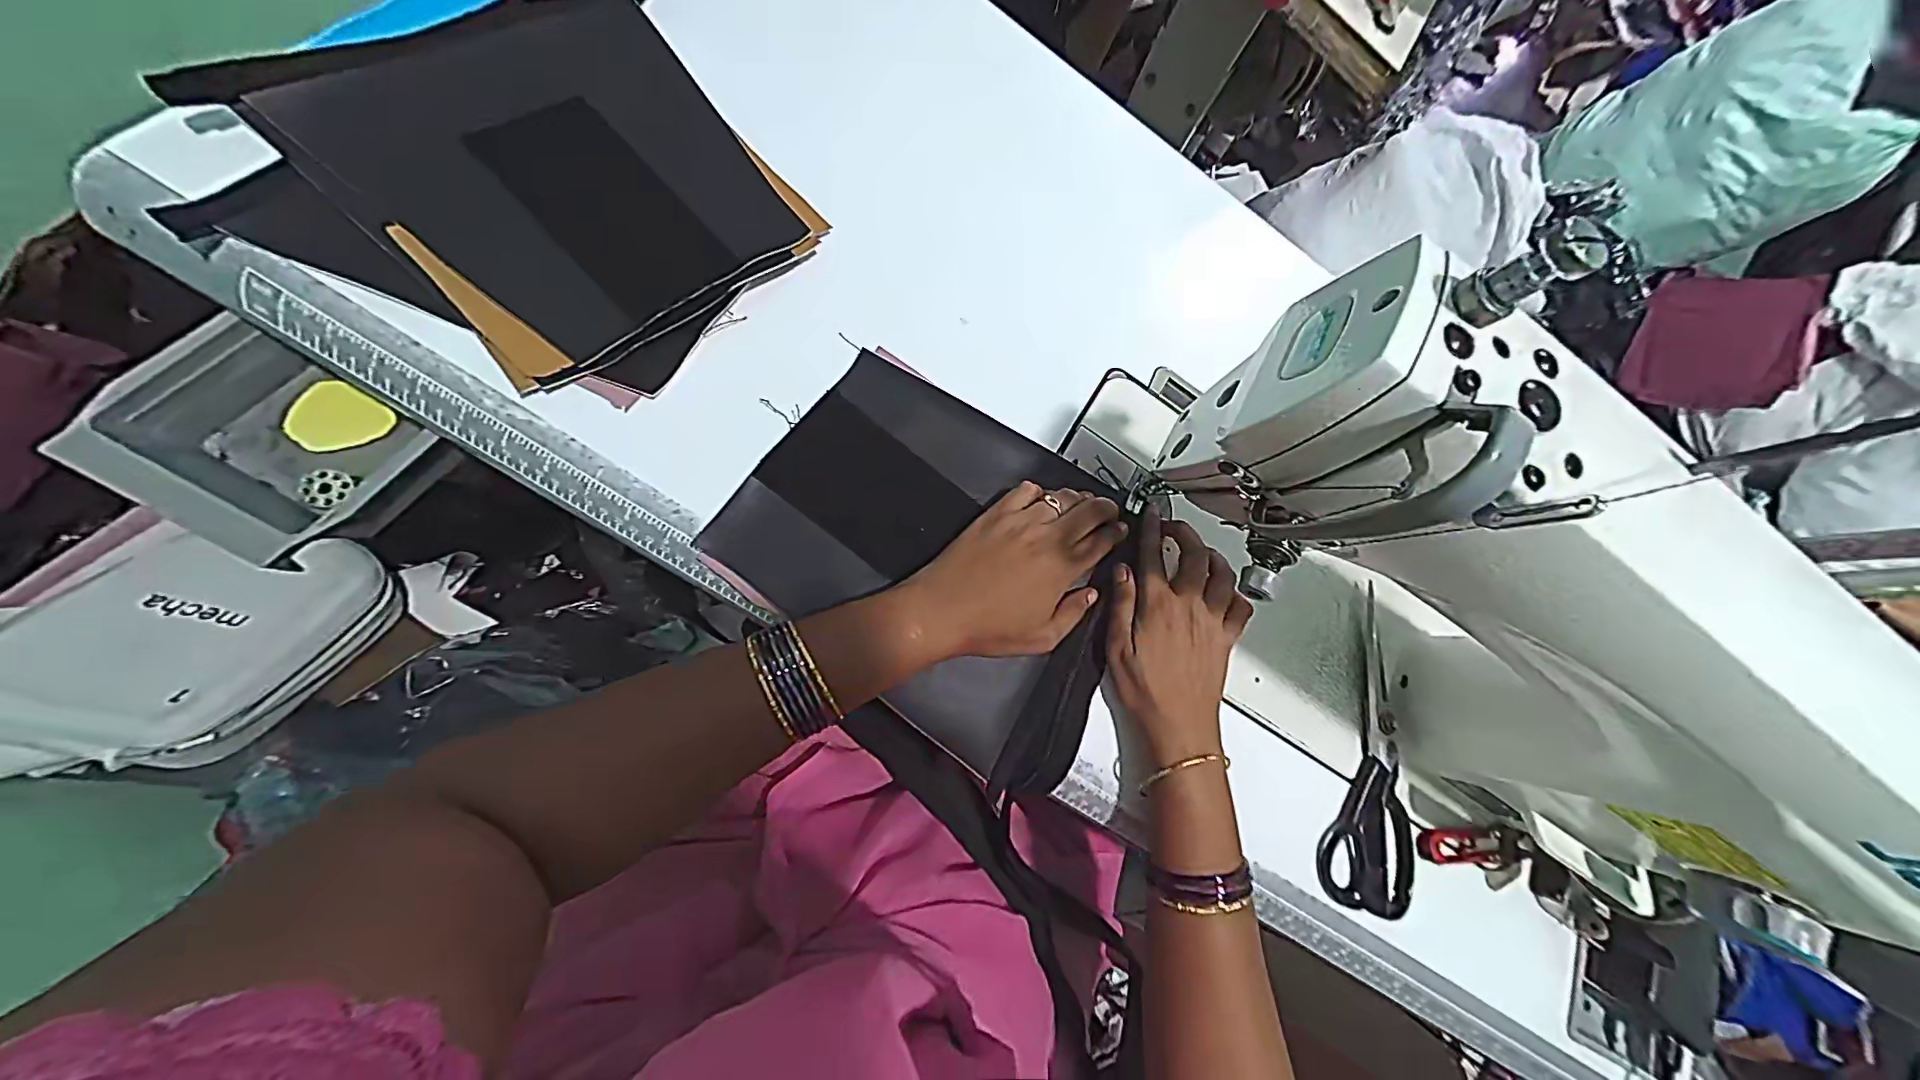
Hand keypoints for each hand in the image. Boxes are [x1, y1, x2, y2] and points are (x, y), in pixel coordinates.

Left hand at [893, 481, 1126, 661]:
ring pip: (1060, 496)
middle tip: (1109, 510)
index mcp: (1061, 568)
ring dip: (1077, 498)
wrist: (941, 610)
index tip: (1119, 530)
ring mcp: (1019, 522)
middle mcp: (1044, 539)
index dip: (1115, 532)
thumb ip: (1074, 614)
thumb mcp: (1042, 637)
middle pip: (1089, 510)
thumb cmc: (986, 626)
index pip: (1101, 540)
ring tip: (1082, 502)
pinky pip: (1025, 490)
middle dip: (1105, 507)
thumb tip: (1089, 596)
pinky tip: (1041, 498)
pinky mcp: (995, 515)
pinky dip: (1039, 491)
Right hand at [1107, 510, 1253, 767]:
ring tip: (1200, 550)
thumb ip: (1120, 604)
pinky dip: (1234, 591)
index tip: (1151, 516)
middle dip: (1183, 532)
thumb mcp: (1115, 647)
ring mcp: (1212, 621)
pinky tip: (1224, 590)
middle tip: (1173, 527)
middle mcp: (1188, 607)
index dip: (1152, 530)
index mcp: (1157, 606)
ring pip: (1221, 574)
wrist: (1177, 725)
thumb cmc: (1145, 692)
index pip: (1153, 555)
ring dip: (1211, 555)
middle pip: (1193, 554)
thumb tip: (1121, 572)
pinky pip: (1239, 605)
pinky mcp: (1226, 639)